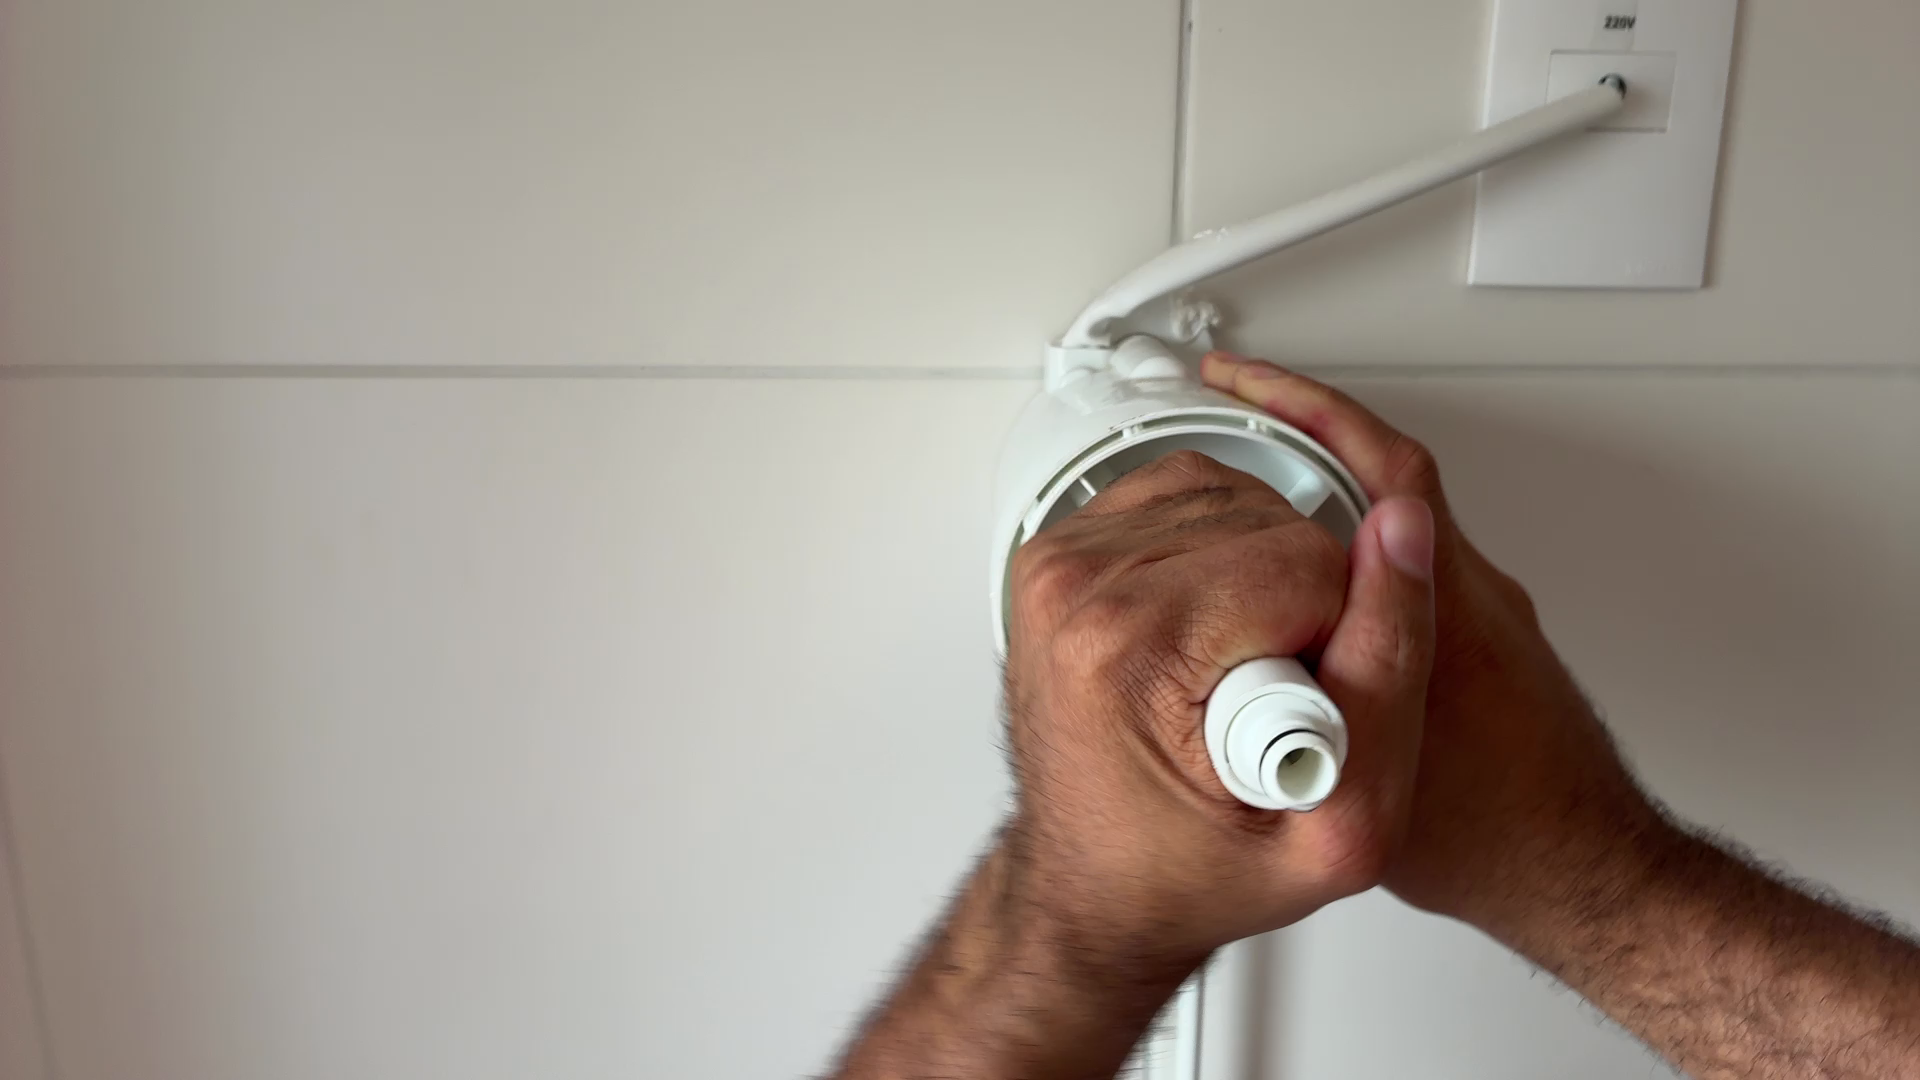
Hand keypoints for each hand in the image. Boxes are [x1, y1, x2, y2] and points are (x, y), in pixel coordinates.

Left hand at [1002, 447, 1436, 969]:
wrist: (1092, 874)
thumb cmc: (1181, 866)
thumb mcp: (1337, 826)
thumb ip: (1391, 670)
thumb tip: (1401, 533)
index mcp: (1124, 645)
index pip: (1307, 562)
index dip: (1342, 637)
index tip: (1293, 708)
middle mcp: (1072, 584)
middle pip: (1265, 522)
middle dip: (1299, 603)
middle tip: (1257, 695)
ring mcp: (1057, 559)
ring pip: (1229, 497)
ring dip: (1260, 569)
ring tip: (1231, 661)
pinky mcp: (1058, 549)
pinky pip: (1174, 493)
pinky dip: (1216, 540)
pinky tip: (1211, 614)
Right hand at [1199, 352, 1662, 939]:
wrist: (1582, 870)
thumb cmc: (1490, 830)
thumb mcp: (1356, 766)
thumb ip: (1292, 704)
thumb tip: (1226, 663)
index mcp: (1433, 605)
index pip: (1381, 467)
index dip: (1306, 407)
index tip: (1244, 383)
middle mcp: (1459, 586)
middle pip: (1382, 465)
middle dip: (1301, 417)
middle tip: (1236, 396)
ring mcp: (1472, 601)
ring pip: (1390, 503)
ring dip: (1321, 466)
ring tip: (1252, 461)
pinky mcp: (1474, 624)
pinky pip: (1400, 543)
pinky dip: (1345, 522)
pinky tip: (1299, 550)